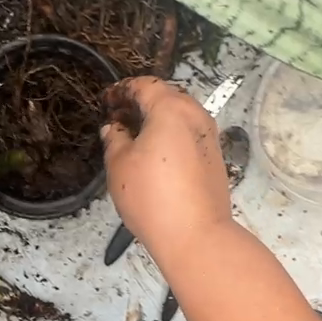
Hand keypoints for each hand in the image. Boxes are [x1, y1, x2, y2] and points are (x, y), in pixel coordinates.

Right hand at [101, 76, 233, 246]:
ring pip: (179, 118)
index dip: (122, 90)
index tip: (107, 101)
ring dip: (157, 122)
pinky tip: (155, 159)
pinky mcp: (214, 159)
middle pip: (166, 98)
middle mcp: (195, 115)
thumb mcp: (119, 166)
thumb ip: (114, 140)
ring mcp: (209, 137)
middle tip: (119, 120)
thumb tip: (113, 128)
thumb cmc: (152, 198)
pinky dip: (170, 138)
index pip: (144, 85)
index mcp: (171, 108)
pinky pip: (188, 137)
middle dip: (141, 104)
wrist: (195, 235)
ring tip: (134, 141)